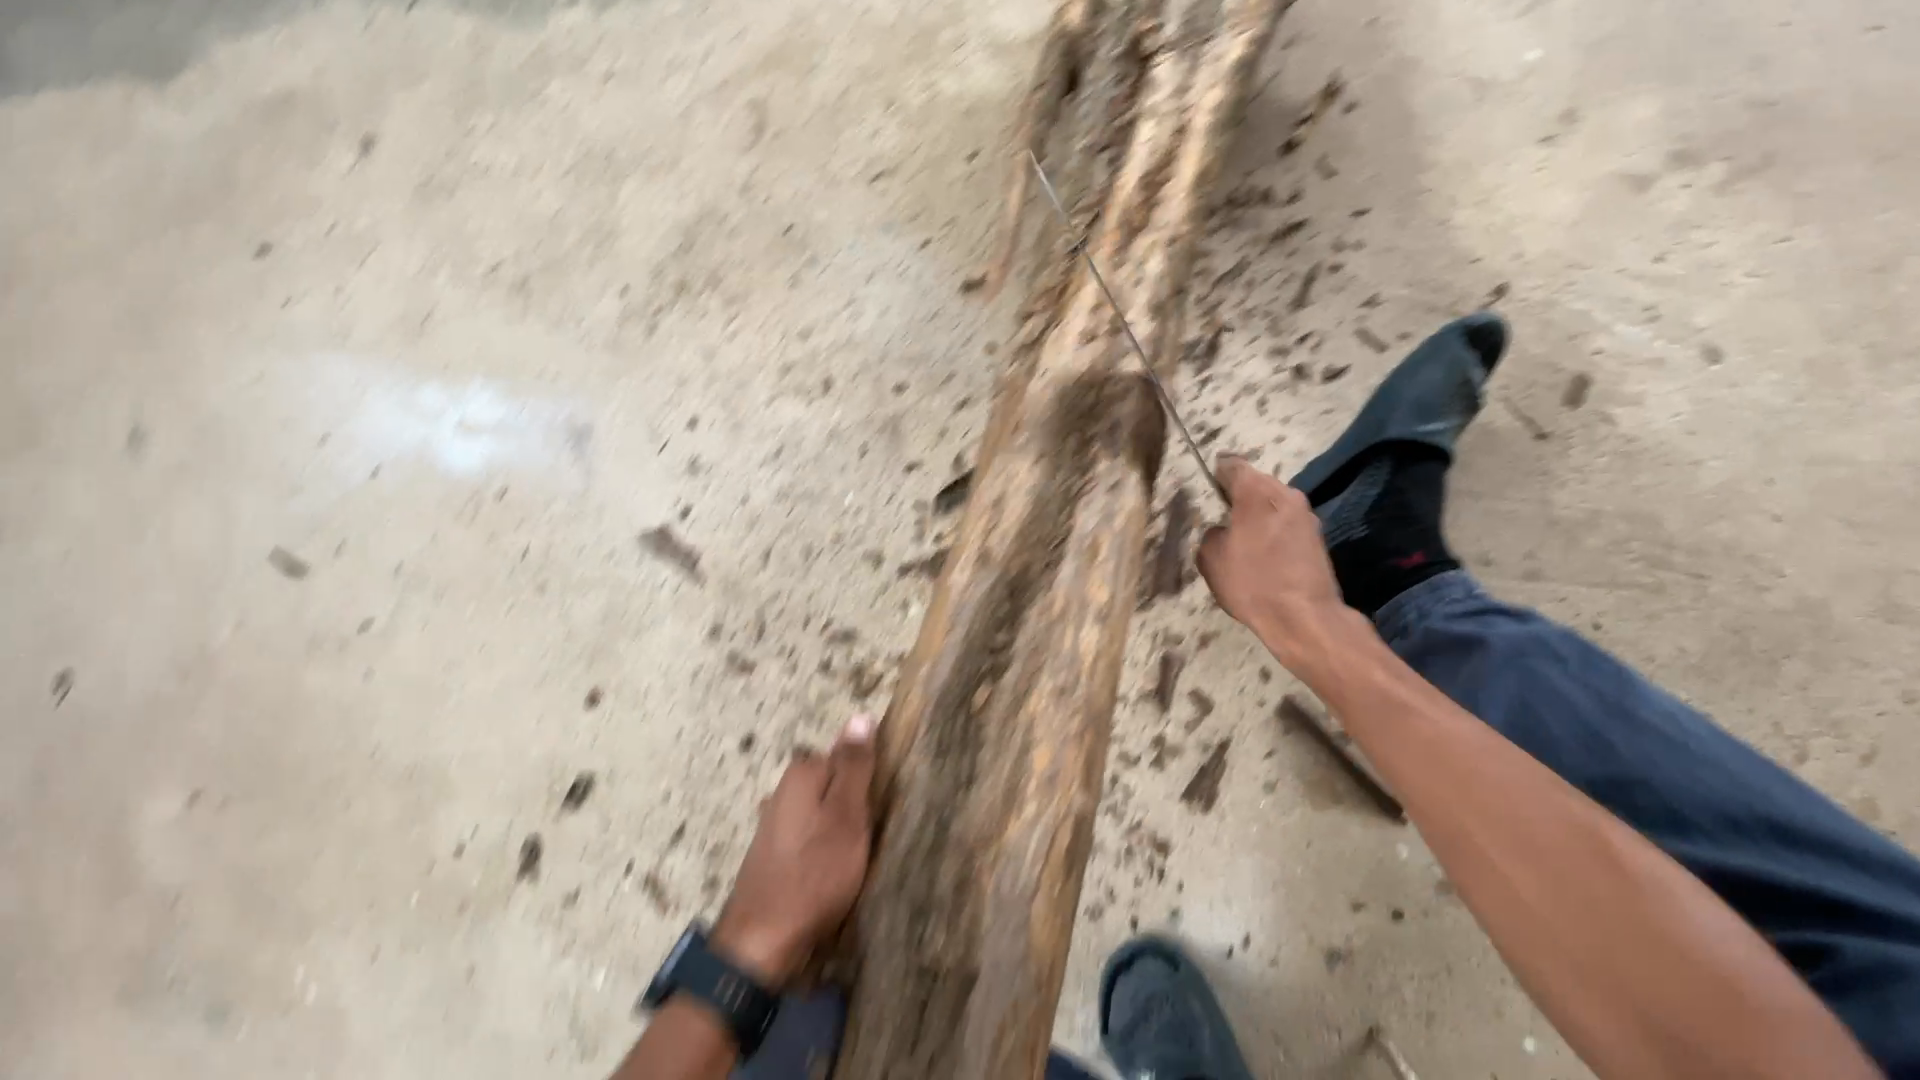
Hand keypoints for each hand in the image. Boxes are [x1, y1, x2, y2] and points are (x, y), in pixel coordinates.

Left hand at [711, 714, 876, 987]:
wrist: (763, 942)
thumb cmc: (814, 874)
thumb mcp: (847, 816)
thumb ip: (854, 767)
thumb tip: (861, 716)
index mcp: (801, 774)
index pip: (847, 756)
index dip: (869, 781)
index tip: (883, 808)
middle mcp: (781, 792)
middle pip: (833, 785)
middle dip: (855, 806)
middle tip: (875, 838)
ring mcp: (774, 825)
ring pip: (822, 814)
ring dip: (841, 832)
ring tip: (859, 861)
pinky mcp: (773, 855)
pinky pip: (810, 839)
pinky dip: (824, 852)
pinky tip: (835, 875)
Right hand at [1196, 455, 1353, 666]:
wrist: (1304, 617)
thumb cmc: (1253, 582)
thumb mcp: (1211, 558)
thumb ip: (1212, 534)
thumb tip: (1224, 531)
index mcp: (1257, 492)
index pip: (1234, 466)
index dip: (1218, 470)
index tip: (1209, 479)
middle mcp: (1286, 495)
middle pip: (1258, 484)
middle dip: (1241, 494)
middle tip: (1222, 512)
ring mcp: (1307, 517)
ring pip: (1275, 505)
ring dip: (1259, 514)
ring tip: (1243, 536)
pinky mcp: (1318, 539)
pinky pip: (1287, 525)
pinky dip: (1274, 531)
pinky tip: (1264, 554)